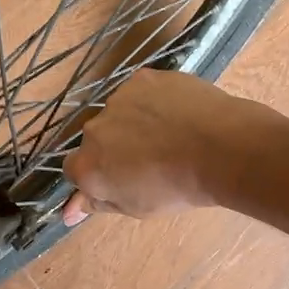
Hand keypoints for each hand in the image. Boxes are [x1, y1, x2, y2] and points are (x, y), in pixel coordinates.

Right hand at [61, 69, 284, 223]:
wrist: (219, 147)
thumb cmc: (178, 188)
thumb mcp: (137, 207)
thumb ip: (99, 202)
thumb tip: (70, 210)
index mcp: (88, 166)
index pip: (75, 169)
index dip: (99, 174)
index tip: (123, 178)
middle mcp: (93, 129)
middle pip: (97, 138)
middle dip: (117, 147)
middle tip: (150, 159)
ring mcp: (118, 99)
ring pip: (120, 112)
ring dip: (135, 122)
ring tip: (170, 134)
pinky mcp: (141, 78)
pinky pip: (141, 92)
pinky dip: (153, 101)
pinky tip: (177, 113)